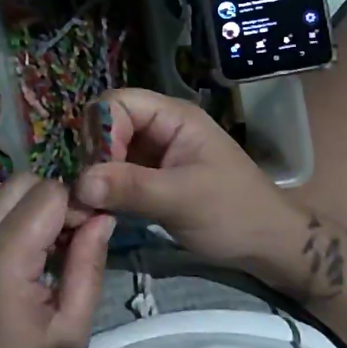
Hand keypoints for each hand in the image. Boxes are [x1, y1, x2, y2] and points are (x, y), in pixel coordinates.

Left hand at [0, 175, 112, 347]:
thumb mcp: (71, 331)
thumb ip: (87, 266)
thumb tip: (103, 217)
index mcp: (3, 259)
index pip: (49, 194)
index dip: (79, 205)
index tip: (97, 231)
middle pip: (22, 182)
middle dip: (57, 197)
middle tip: (78, 235)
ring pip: (4, 195)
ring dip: (35, 206)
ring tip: (59, 246)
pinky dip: (17, 219)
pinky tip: (35, 255)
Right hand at [73, 89, 331, 297]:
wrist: (266, 245)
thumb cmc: (232, 214)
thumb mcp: (182, 200)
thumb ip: (131, 187)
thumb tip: (80, 183)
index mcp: (173, 117)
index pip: (117, 103)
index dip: (102, 131)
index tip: (100, 170)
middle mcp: (160, 127)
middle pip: (108, 123)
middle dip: (96, 153)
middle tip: (95, 190)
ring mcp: (155, 152)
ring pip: (109, 149)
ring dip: (98, 173)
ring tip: (95, 203)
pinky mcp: (151, 177)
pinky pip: (117, 172)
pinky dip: (106, 187)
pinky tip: (104, 208)